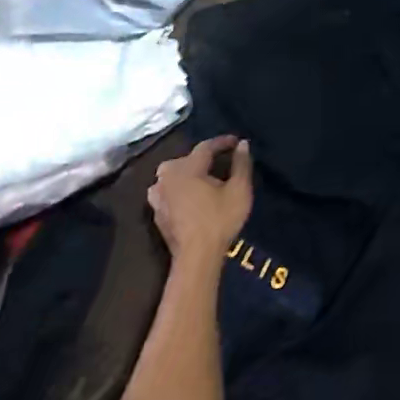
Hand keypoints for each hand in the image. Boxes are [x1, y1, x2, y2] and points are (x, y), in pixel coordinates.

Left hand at [148, 136, 252, 261]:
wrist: (196, 257)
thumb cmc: (220, 220)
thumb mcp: (239, 190)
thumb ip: (241, 164)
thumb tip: (242, 144)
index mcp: (187, 168)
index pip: (205, 147)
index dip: (222, 142)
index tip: (237, 142)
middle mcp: (167, 177)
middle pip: (187, 159)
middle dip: (204, 157)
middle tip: (222, 160)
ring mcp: (158, 195)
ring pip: (174, 174)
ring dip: (189, 172)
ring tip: (205, 177)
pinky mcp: (156, 211)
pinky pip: (168, 190)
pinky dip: (180, 188)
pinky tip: (190, 195)